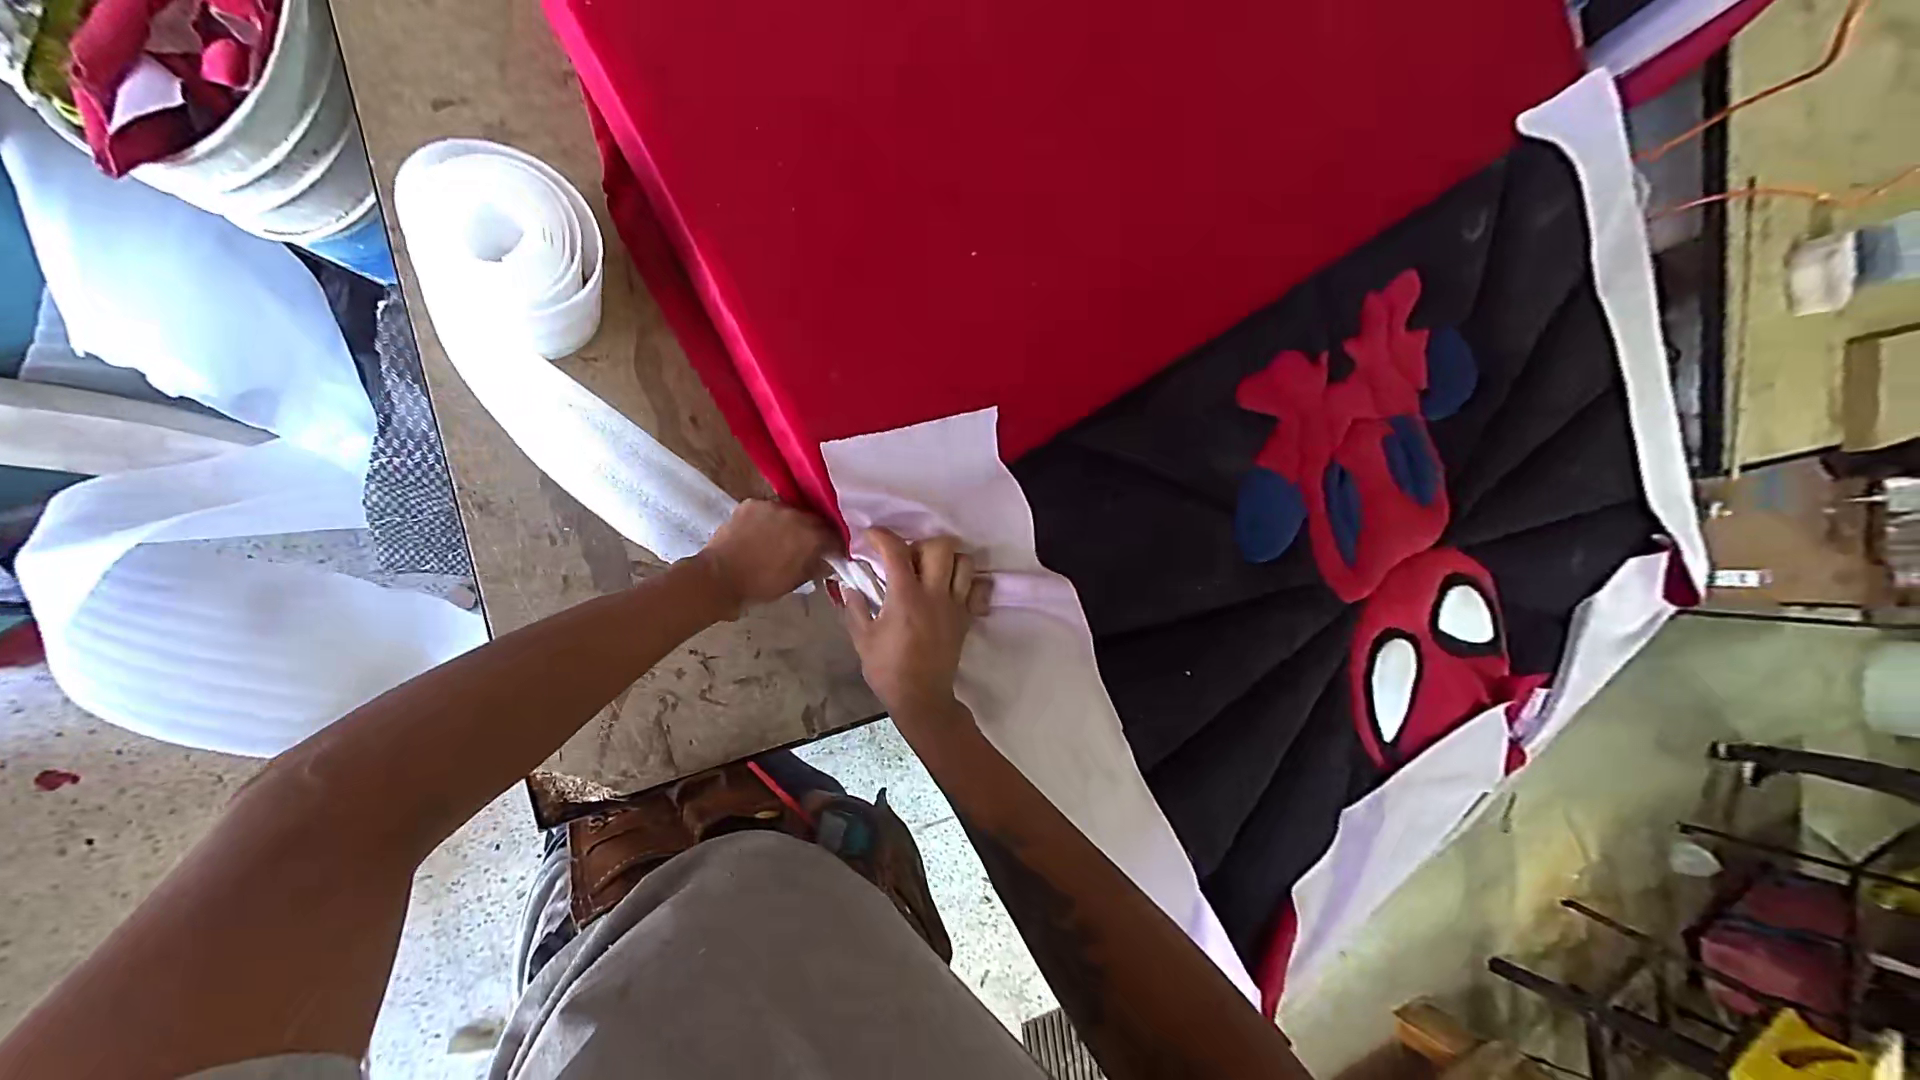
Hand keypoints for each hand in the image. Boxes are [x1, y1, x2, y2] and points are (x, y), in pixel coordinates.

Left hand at [694, 500, 835, 617]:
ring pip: (790, 511)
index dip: (834, 544)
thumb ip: (817, 566)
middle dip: (813, 531)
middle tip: (807, 544)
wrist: (719, 578)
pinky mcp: (751, 503)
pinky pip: (767, 509)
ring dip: (790, 522)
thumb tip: (828, 560)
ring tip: (781, 536)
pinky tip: (761, 531)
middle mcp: (796, 514)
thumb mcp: (797, 581)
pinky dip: (768, 519)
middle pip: (813, 519)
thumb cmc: (761, 585)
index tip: (831, 552)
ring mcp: (772, 506)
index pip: (833, 535)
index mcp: (811, 535)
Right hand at [839, 528, 991, 733]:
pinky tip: (950, 589)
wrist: (922, 697)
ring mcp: (956, 604)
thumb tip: (848, 586)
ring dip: (947, 559)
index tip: (870, 537)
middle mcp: (935, 594)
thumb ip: (855, 607)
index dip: (881, 536)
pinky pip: (977, 588)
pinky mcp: (967, 617)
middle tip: (907, 558)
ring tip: (930, 571)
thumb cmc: (888, 669)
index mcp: (905, 596)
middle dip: (920, 544)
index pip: (896, 551)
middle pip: (940, 547)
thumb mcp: (862, 638)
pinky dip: (967, 581)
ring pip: (964, 562)